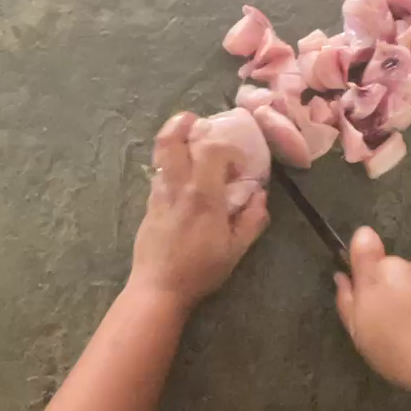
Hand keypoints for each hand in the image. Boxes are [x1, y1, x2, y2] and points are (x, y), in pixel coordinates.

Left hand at [128, 112, 269, 307]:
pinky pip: (158, 174)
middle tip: (197, 121)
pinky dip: (170, 165)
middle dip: (183, 124)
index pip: (212, 151)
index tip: (239, 164)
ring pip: (160, 154)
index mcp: (202, 195)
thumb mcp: (236, 250)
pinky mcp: (149, 205)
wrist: (158, 288)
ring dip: (174, 140)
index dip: (228, 149)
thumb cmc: (200, 270)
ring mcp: (158, 194)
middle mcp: (177, 187)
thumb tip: (261, 195)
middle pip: (171, 141)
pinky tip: (183, 177)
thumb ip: (252, 219)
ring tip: (188, 139)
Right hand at [333, 227, 410, 398]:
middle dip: (386, 284)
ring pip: (409, 277)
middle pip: (387, 266)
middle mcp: (399, 267)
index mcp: (372, 276)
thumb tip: (341, 276)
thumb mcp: (359, 333)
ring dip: (407, 293)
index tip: (362, 272)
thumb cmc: (396, 351)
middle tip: (388, 316)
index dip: (362, 250)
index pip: (363, 241)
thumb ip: (346, 300)